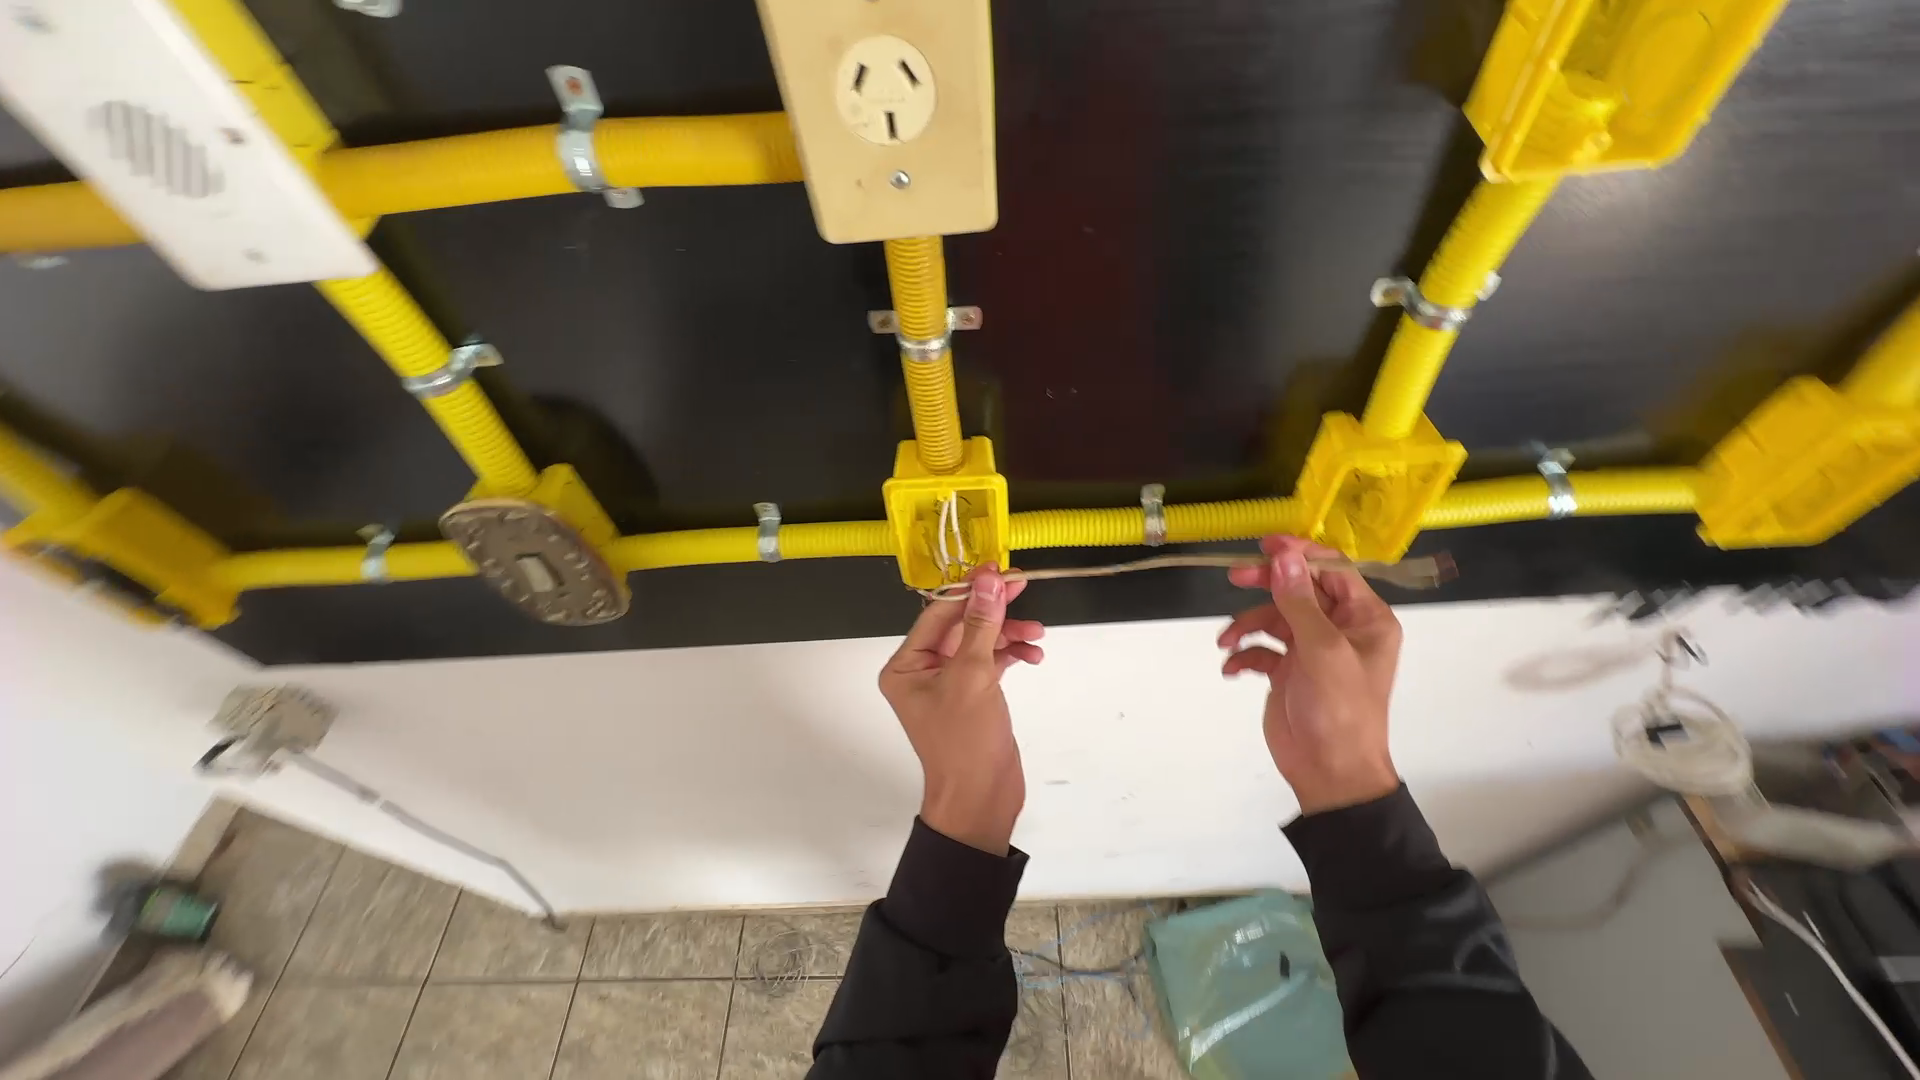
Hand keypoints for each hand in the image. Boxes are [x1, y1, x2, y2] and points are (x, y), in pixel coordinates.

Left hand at [879, 564, 1045, 853]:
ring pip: (980, 642)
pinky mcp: (973, 695)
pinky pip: (991, 662)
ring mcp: (948, 683)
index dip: (969, 589)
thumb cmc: (966, 740)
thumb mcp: (973, 675)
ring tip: (1037, 634)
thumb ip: (982, 624)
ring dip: (1008, 634)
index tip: (999, 570)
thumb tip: (989, 579)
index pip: (938, 613)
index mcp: (905, 666)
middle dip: (994, 610)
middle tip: (1023, 586)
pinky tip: (1034, 655)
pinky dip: (1011, 655)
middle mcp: (922, 671)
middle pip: (961, 624)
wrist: (981, 800)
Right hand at [1218, 535, 1402, 814]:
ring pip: (1274, 617)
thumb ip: (1300, 602)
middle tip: (1234, 576)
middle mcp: (1340, 629)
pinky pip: (1262, 649)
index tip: (1266, 546)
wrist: (1330, 773)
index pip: (1333, 570)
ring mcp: (1312, 650)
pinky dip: (1244, 654)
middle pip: (1299, 588)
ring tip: (1226, 643)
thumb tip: (1284, 556)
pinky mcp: (1288, 672)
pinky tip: (1231, 669)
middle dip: (1266, 583)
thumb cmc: (1338, 710)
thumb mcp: (1321, 651)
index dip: (1300, 553)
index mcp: (1364, 619)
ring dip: (1246, 625)